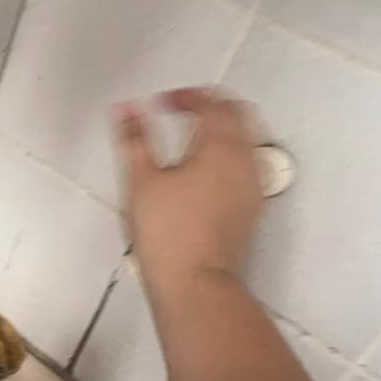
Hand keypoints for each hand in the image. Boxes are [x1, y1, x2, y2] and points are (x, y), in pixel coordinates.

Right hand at [114, 88, 264, 296]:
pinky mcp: (250, 209)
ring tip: (193, 135)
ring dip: (223, 129)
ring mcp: (252, 187)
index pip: (211, 104)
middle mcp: (245, 161)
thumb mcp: (141, 181)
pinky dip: (228, 154)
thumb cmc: (168, 234)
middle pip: (238, 115)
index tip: (163, 101)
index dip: (185, 96)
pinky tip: (205, 170)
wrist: (194, 283)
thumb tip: (127, 109)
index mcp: (220, 147)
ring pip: (248, 140)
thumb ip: (134, 139)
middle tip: (183, 108)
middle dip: (211, 105)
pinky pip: (246, 165)